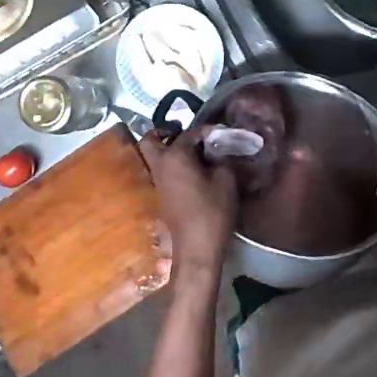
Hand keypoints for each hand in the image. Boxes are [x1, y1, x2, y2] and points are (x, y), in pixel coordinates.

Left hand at [138, 125, 237, 284]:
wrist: (197, 246)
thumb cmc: (213, 210)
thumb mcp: (226, 179)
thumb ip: (222, 159)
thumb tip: (220, 150)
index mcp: (175, 157)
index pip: (190, 133)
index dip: (208, 130)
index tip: (223, 132)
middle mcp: (160, 165)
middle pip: (150, 140)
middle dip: (165, 131)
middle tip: (183, 131)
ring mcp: (157, 182)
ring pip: (153, 156)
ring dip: (167, 148)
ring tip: (192, 151)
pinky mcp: (161, 195)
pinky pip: (161, 170)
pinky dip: (171, 164)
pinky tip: (193, 169)